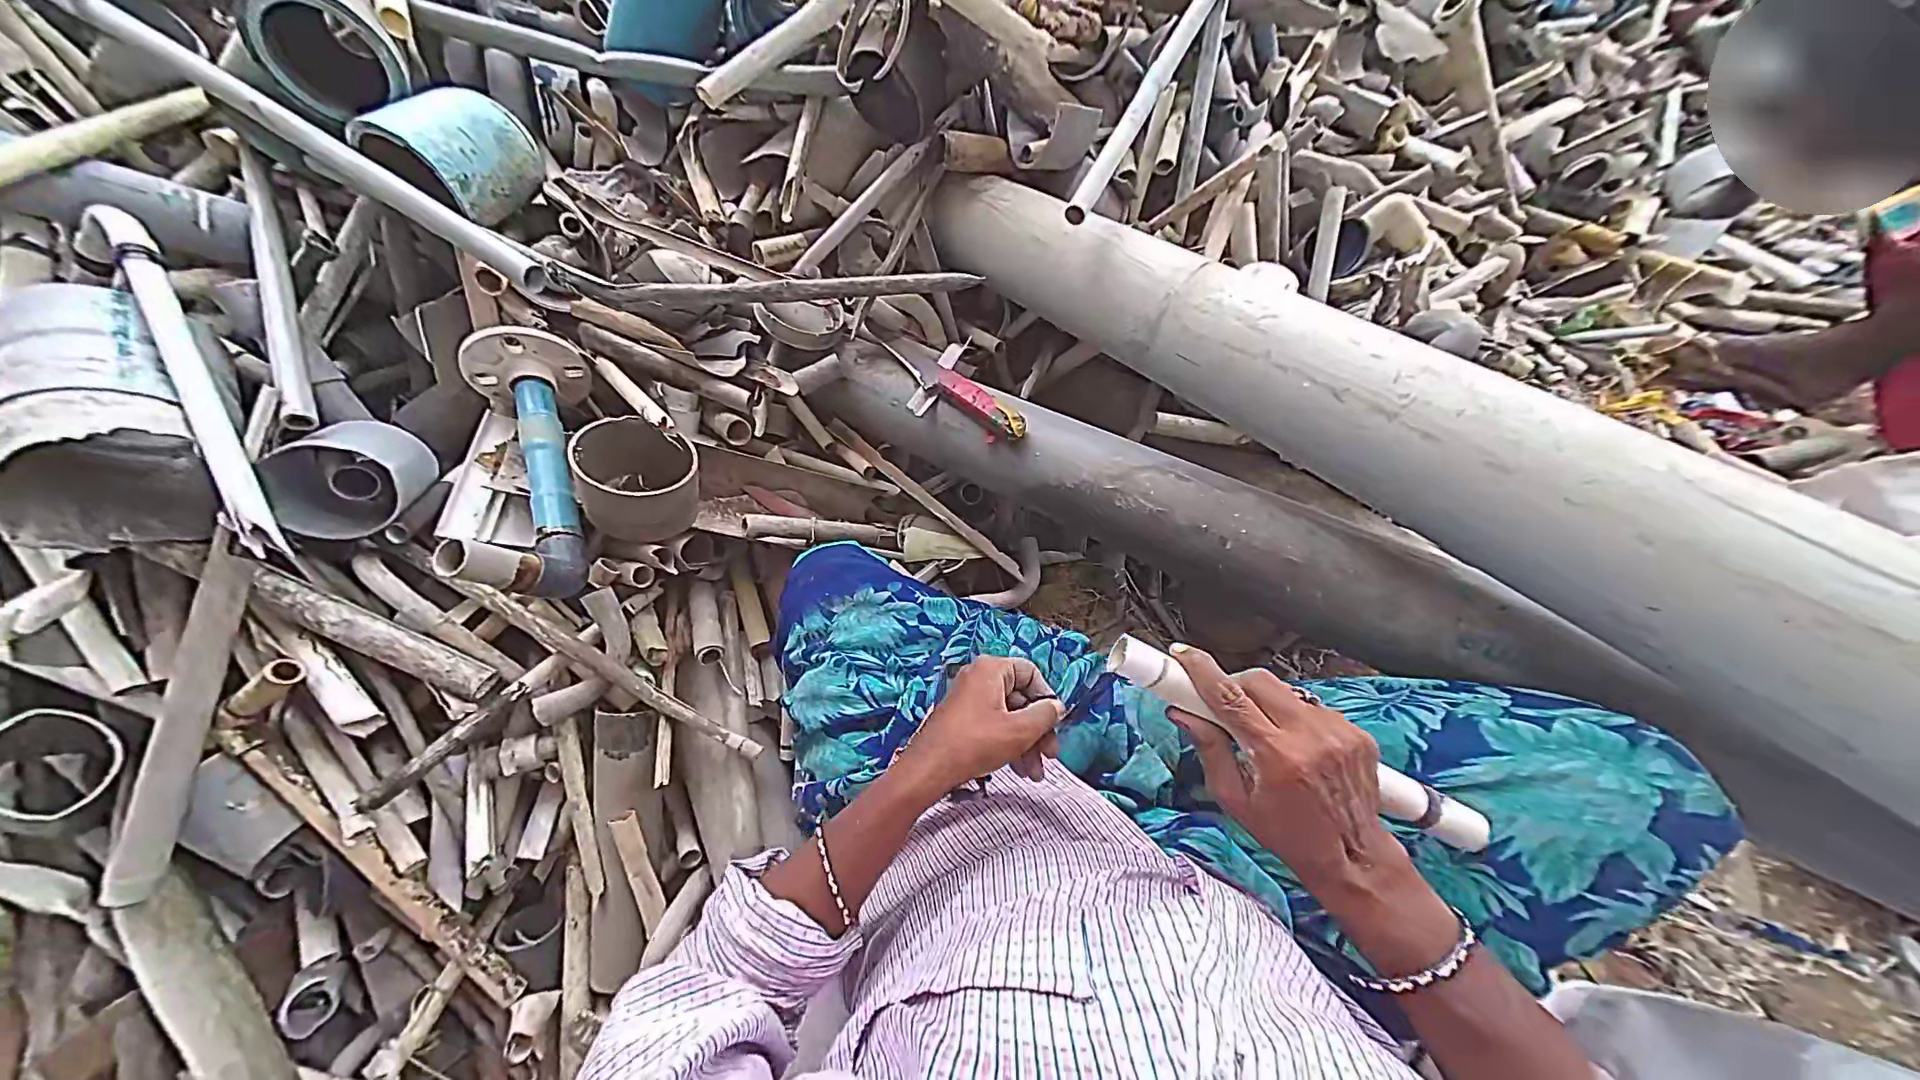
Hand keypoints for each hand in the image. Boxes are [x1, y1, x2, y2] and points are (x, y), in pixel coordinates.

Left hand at [899, 656, 1063, 791]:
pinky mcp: (963, 719)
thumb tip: (1056, 707)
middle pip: (1021, 698)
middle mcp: (979, 678)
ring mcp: (969, 698)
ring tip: (1034, 772)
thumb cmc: (972, 744)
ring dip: (1026, 743)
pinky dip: (1009, 743)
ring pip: (1010, 715)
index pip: (1031, 673)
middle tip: (1050, 755)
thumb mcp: (1019, 730)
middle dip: (1038, 730)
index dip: (1047, 699)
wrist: (929, 769)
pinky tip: (1018, 768)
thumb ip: (1045, 715)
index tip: (1054, 723)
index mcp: (990, 669)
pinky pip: (994, 724)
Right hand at [1166, 644, 1406, 889]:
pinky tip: (1295, 743)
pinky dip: (1294, 715)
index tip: (1183, 655)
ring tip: (1265, 733)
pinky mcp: (1357, 732)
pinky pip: (1311, 704)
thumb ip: (1209, 749)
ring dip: (1265, 701)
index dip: (1201, 670)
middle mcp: (1311, 737)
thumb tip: (1182, 713)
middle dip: (1234, 684)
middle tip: (1223, 706)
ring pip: (1285, 688)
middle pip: (1258, 680)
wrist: (1355, 858)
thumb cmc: (1290, 835)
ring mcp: (1339, 732)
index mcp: (1277, 756)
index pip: (1230, 696)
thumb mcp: (1234, 799)